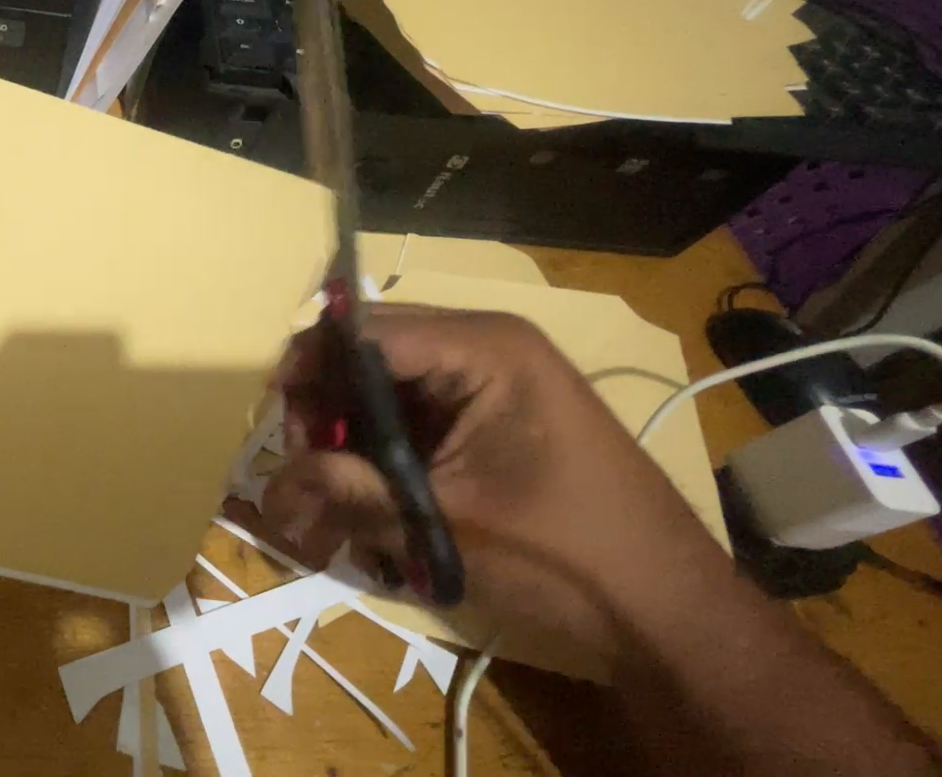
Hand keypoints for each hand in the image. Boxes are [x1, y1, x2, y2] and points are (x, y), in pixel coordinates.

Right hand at [257, 306, 733, 675]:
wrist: (671, 612)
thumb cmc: (568, 556)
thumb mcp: (446, 523)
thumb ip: (352, 491)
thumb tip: (271, 482)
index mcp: (483, 347)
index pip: (366, 329)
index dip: (312, 363)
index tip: (277, 413)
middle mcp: (482, 345)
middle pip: (370, 350)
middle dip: (328, 403)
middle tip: (305, 462)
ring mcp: (486, 378)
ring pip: (383, 383)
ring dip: (348, 430)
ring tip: (329, 487)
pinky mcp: (485, 413)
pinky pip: (409, 411)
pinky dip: (378, 447)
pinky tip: (365, 492)